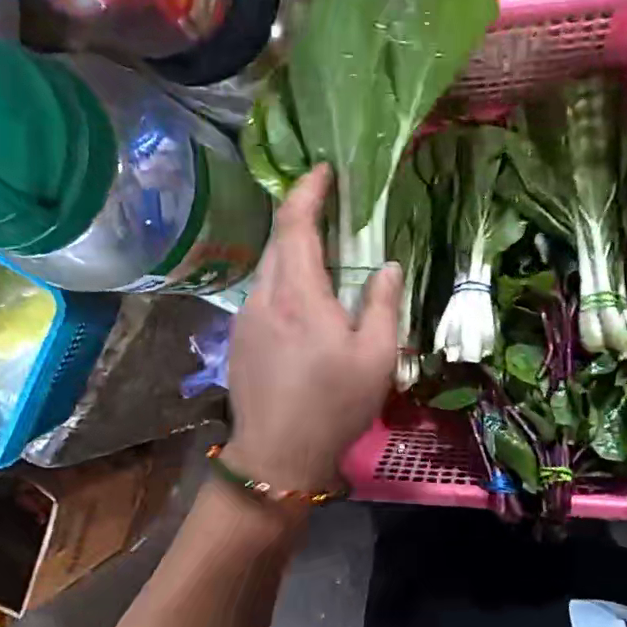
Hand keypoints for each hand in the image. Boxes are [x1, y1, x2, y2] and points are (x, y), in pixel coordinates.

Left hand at [223, 165, 402, 492]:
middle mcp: (264, 296)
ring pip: (268, 267)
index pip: (295, 224)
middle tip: (331, 208)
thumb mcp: (376, 357)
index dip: (308, 190)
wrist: (276, 456)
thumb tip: (387, 267)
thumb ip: (384, 304)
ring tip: (323, 254)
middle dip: (301, 215)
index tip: (324, 171)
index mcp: (298, 294)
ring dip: (293, 250)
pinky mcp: (239, 338)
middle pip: (278, 239)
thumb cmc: (333, 405)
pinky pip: (263, 292)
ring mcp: (245, 317)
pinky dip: (284, 278)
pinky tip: (303, 299)